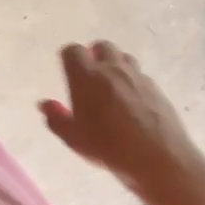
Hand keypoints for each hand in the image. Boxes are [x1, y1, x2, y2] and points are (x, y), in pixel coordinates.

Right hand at [40, 41, 204, 202]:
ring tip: (110, 86)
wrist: (158, 158)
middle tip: (89, 77)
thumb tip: (45, 104)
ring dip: (114, 65)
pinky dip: (132, 81)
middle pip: (102, 46)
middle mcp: (112, 69)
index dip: (68, 59)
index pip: (73, 51)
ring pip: (123, 57)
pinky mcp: (156, 88)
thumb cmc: (108, 147)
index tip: (67, 72)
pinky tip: (131, 102)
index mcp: (86, 76)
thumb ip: (56, 118)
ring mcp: (137, 76)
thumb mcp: (74, 138)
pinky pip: (140, 75)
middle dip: (93, 56)